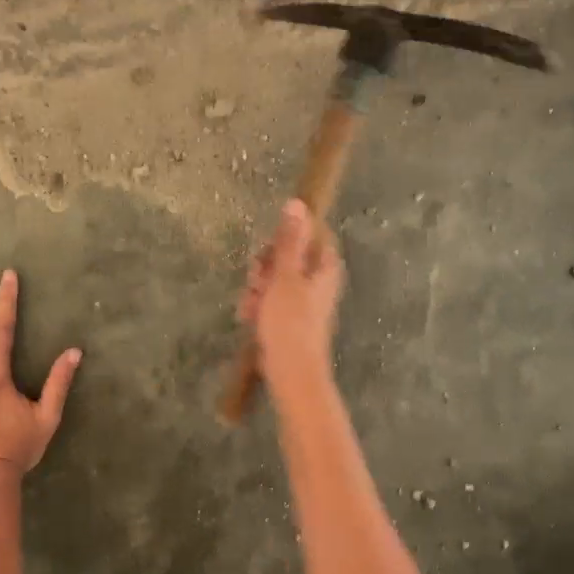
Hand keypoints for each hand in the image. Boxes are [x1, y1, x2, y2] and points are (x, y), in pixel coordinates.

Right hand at [239, 200, 343, 384]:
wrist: (291, 371)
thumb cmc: (291, 321)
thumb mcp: (285, 276)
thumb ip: (289, 240)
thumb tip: (297, 203)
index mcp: (324, 266)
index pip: (309, 234)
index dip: (286, 237)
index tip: (269, 249)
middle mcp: (317, 281)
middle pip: (287, 257)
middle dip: (264, 268)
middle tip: (257, 281)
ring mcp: (303, 301)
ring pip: (273, 280)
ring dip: (256, 289)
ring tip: (251, 307)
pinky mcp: (289, 319)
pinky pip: (270, 302)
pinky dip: (258, 307)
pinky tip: (249, 318)